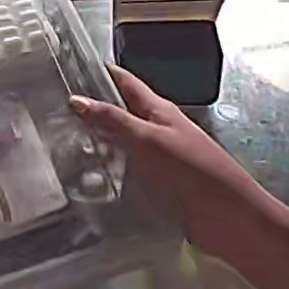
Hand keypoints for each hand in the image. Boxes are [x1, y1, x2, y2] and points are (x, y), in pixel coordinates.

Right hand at [68, 66, 271, 264]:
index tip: (73, 67)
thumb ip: (114, 121)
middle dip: (92, 110)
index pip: (125, 82)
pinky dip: (107, 171)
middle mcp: (157, 131)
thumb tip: (77, 100)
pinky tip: (89, 178)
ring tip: (63, 144)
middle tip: (57, 111)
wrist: (231, 220)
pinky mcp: (156, 186)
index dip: (102, 72)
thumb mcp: (150, 140)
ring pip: (120, 144)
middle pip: (120, 113)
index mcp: (159, 111)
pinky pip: (125, 172)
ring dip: (97, 143)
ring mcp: (156, 159)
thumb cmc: (196, 172)